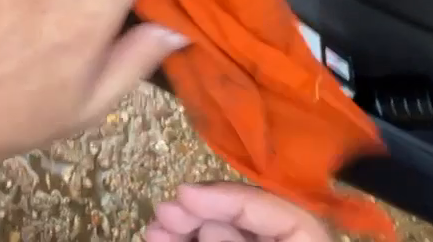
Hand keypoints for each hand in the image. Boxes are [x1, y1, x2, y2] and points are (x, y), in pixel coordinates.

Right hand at [146, 183, 333, 241]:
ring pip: (227, 235)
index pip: (279, 209)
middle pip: (247, 220)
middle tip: (162, 212)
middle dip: (200, 213)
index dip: (228, 198)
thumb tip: (210, 226)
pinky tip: (162, 240)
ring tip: (153, 231)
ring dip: (187, 229)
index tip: (183, 193)